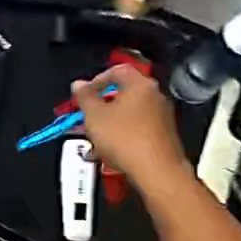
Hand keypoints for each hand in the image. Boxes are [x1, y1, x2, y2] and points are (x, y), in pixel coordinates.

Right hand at [72, 65, 190, 185]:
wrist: (155, 169)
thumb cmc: (126, 139)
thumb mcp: (94, 116)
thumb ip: (84, 97)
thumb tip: (79, 86)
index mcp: (140, 85)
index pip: (117, 70)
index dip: (96, 80)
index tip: (83, 93)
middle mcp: (154, 96)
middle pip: (123, 93)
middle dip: (101, 105)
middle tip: (87, 116)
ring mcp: (161, 116)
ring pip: (129, 113)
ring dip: (109, 122)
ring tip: (94, 137)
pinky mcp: (162, 135)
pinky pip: (137, 128)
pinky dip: (121, 134)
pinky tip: (109, 150)